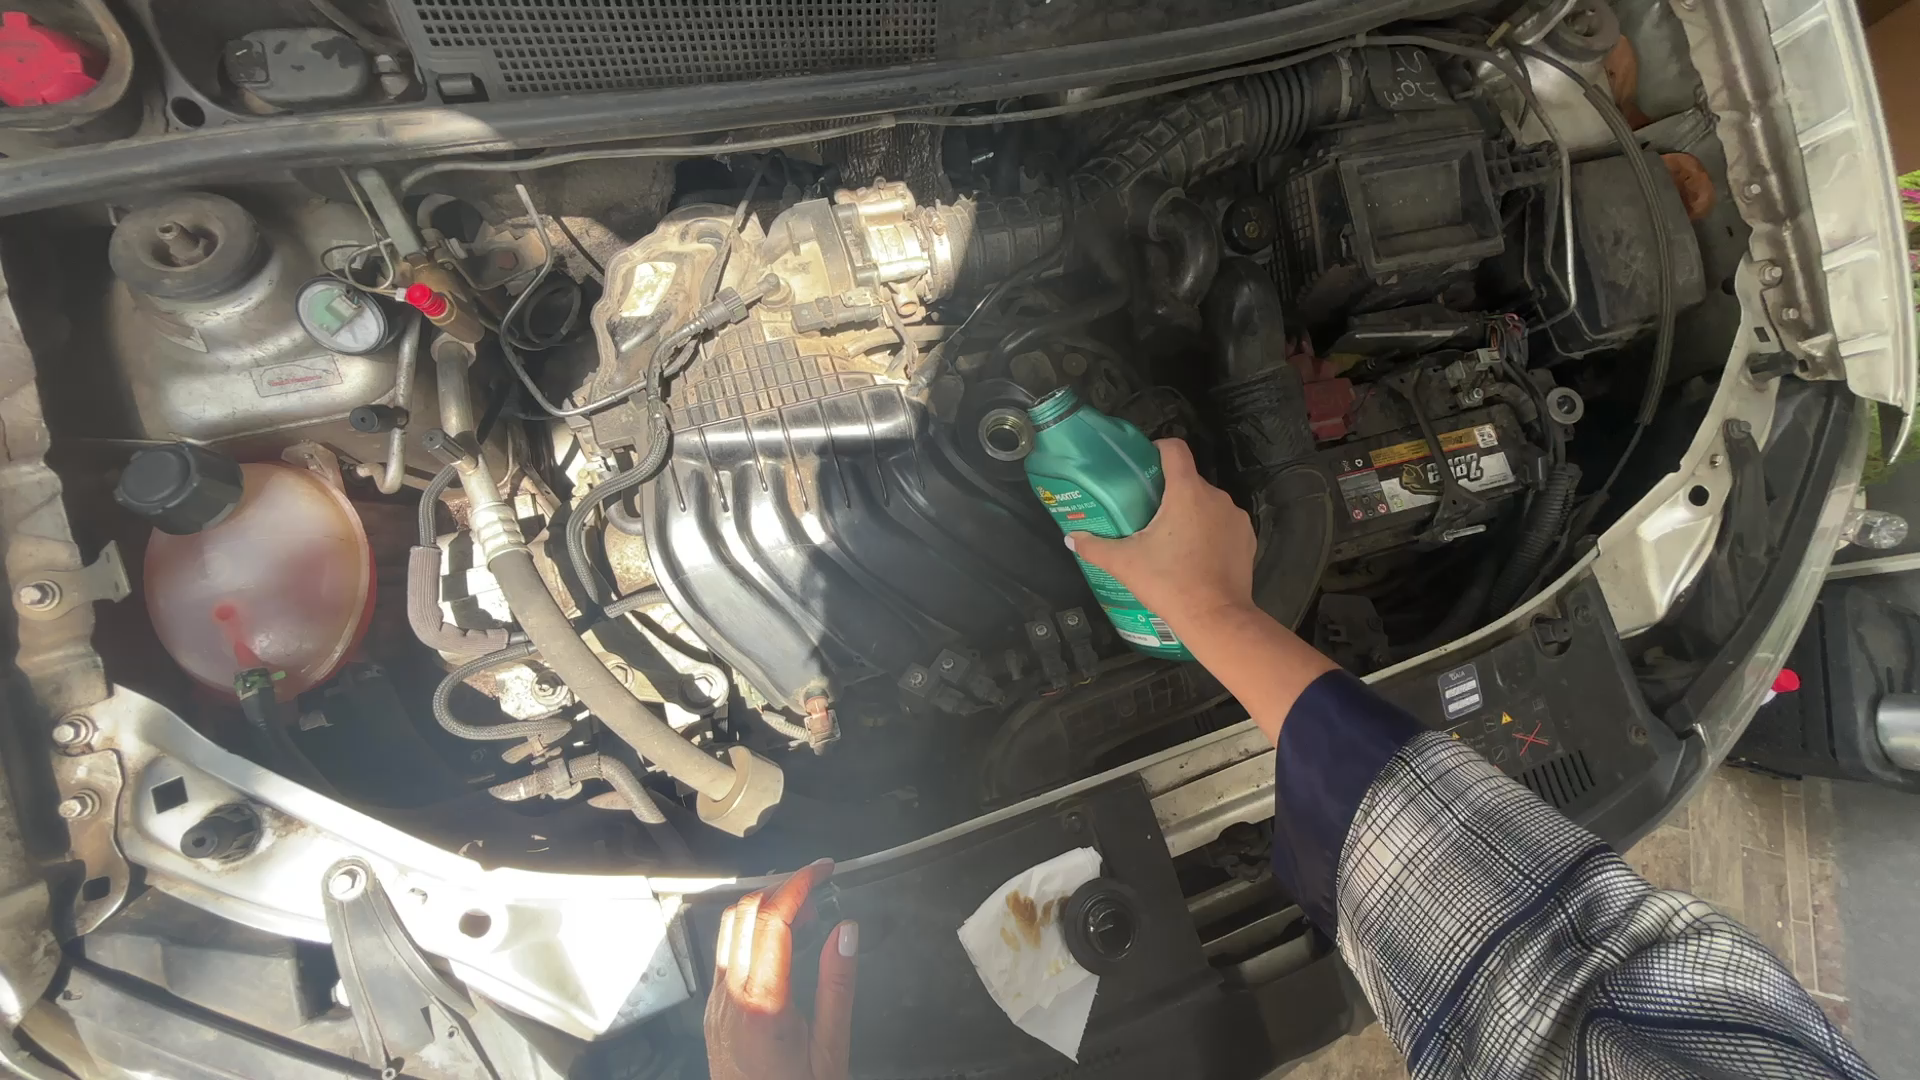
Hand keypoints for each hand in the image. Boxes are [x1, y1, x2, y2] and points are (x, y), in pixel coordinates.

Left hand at [706, 859, 858, 1079]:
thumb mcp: (831, 1051)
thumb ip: (838, 985)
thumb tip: (846, 930)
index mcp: (762, 1004)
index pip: (774, 919)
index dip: (799, 883)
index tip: (823, 870)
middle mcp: (730, 999)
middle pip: (745, 912)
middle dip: (783, 888)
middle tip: (818, 893)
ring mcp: (716, 1005)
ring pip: (729, 927)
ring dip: (764, 906)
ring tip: (802, 916)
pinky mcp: (713, 1013)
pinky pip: (725, 951)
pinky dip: (752, 930)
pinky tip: (780, 944)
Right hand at [1067, 438, 1257, 634]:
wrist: (1216, 617)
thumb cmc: (1169, 582)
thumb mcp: (1124, 563)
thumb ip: (1094, 547)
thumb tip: (1071, 538)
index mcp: (1186, 492)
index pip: (1175, 449)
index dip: (1157, 449)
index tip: (1143, 464)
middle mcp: (1216, 497)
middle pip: (1188, 480)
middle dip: (1167, 492)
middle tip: (1145, 513)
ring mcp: (1235, 518)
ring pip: (1206, 503)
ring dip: (1189, 513)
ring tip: (1169, 538)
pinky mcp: (1247, 538)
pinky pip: (1223, 524)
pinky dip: (1209, 532)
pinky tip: (1193, 555)